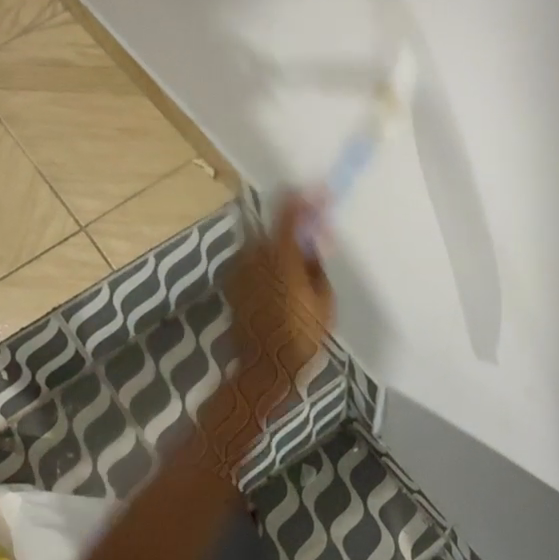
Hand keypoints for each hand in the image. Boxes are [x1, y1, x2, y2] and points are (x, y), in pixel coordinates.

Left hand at [227, 194, 335, 393]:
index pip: (289, 212)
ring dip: (280, 244)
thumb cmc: (301, 336)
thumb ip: (317, 262)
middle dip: (294, 223)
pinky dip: (269, 261)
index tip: (321, 190)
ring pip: (263, 244)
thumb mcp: (324, 300)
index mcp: (280, 256)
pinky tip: (284, 278)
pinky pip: (255, 262)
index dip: (305, 197)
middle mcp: (255, 256)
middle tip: (313, 233)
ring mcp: (240, 270)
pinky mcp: (234, 284)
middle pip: (274, 226)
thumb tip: (318, 235)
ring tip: (300, 261)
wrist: (264, 368)